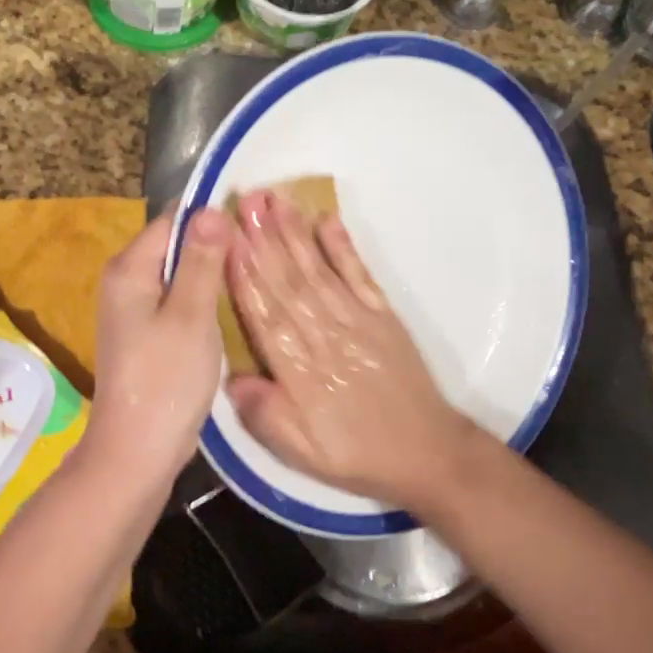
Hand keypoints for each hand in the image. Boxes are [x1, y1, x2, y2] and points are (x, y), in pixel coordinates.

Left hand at [83, 206, 235, 480]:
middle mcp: (125, 282)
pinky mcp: (146, 336)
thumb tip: (211, 208)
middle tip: (263, 250)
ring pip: (179, 276)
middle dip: (214, 246)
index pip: (172, 221)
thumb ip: (201, 261)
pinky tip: (231, 310)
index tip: (255, 221)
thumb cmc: (165, 380)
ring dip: (211, 275)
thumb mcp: (191, 316)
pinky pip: (177, 303)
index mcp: (129, 269)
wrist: (136, 452)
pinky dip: (202, 302)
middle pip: (175, 246)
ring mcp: (133, 311)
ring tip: (255, 275)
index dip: (211, 217)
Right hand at [225, 190, 488, 508]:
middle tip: (244, 199)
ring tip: (274, 198)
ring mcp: (356, 320)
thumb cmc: (354, 453)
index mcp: (299, 368)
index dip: (243, 274)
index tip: (226, 238)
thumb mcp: (300, 451)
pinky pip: (359, 275)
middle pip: (288, 280)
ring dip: (294, 233)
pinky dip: (343, 246)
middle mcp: (325, 335)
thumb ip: (264, 414)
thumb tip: (231, 378)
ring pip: (317, 270)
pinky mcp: (382, 315)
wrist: (427, 454)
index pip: (264, 312)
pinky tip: (326, 219)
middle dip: (263, 238)